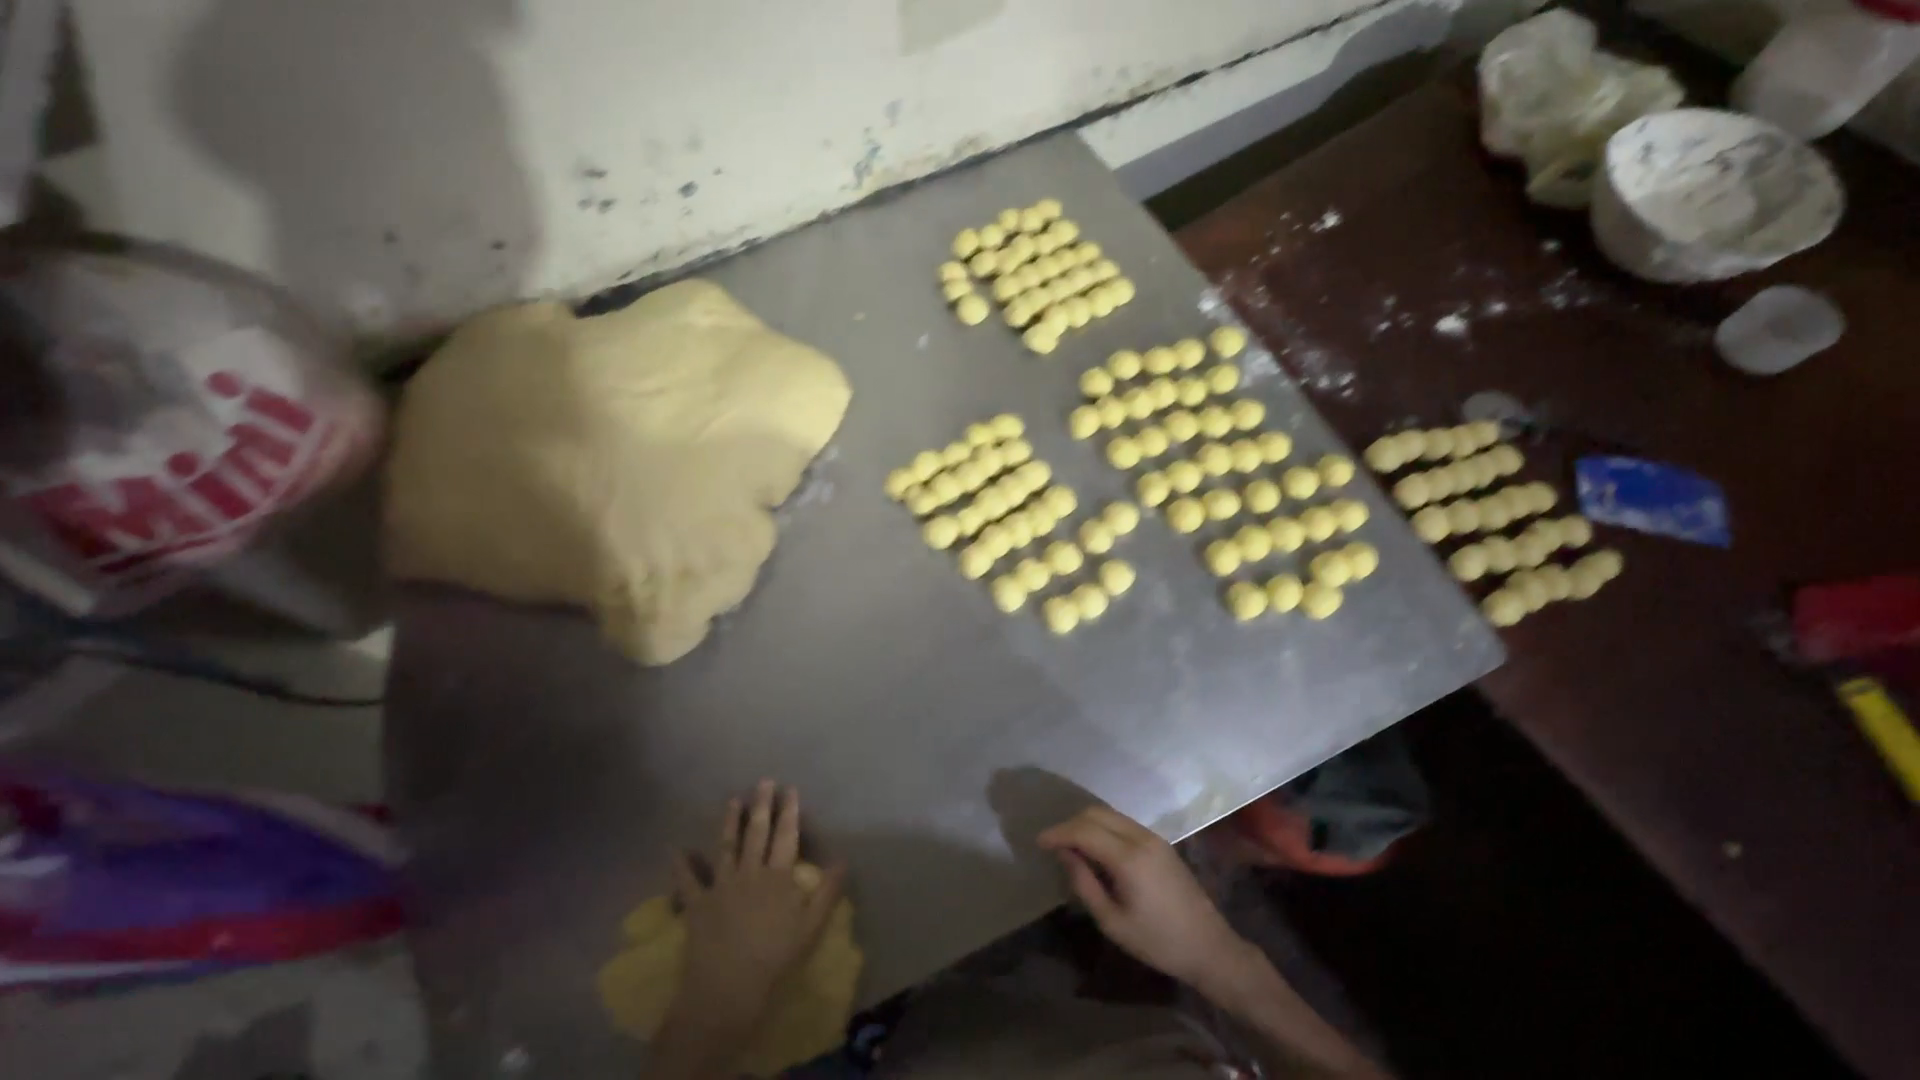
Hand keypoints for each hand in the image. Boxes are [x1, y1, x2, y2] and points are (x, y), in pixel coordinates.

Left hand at [670, 780, 845, 1034]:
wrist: (729, 986)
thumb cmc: (776, 958)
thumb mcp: (811, 927)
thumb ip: (827, 891)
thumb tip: (843, 859)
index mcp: (778, 877)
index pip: (787, 837)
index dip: (790, 812)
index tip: (791, 789)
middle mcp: (750, 873)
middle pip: (757, 833)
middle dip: (762, 806)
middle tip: (764, 782)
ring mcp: (721, 886)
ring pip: (726, 846)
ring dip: (730, 821)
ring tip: (733, 800)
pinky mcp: (697, 904)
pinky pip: (686, 880)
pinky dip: (680, 864)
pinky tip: (675, 848)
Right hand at [1037, 804, 1252, 991]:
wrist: (1209, 947)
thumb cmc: (1157, 942)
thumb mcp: (1112, 922)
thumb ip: (1084, 884)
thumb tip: (1065, 854)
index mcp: (1129, 858)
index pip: (1084, 830)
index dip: (1058, 833)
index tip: (1038, 842)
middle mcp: (1142, 838)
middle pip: (1097, 813)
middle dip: (1070, 824)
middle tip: (1052, 844)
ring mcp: (1154, 838)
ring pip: (1111, 814)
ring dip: (1086, 823)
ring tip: (1069, 845)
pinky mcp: (1161, 843)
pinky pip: (1124, 823)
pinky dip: (1103, 827)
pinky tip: (1094, 847)